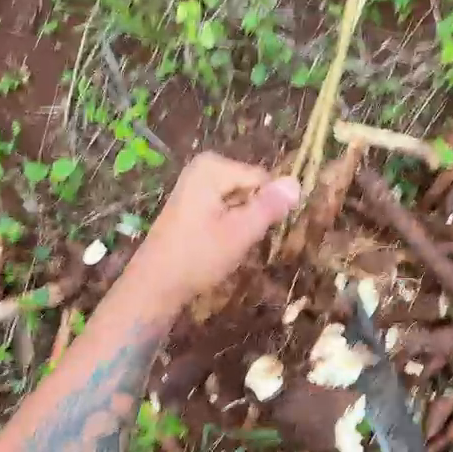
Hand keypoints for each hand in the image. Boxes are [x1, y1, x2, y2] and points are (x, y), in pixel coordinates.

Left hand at [123, 154, 299, 307]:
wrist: (155, 284)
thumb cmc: (198, 257)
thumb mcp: (240, 232)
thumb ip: (269, 206)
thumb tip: (297, 182)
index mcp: (213, 167)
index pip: (264, 181)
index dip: (266, 209)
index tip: (252, 234)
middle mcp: (203, 167)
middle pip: (251, 189)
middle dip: (252, 216)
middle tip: (237, 242)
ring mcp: (195, 185)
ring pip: (240, 202)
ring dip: (241, 225)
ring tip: (226, 246)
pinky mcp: (191, 203)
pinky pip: (225, 209)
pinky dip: (227, 228)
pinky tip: (215, 246)